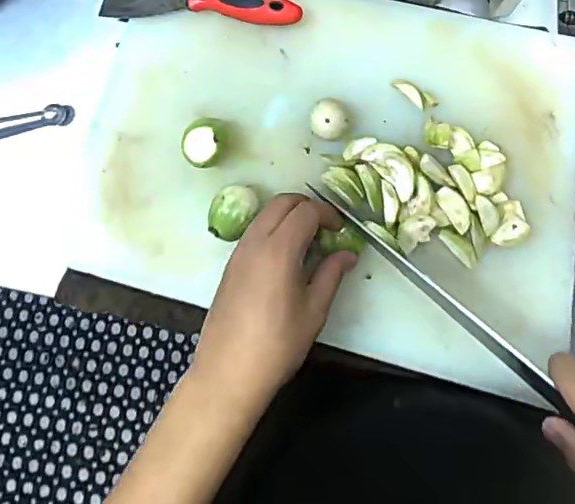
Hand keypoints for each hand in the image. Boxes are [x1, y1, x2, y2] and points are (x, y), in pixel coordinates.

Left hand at [191, 193, 356, 409]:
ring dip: (288, 216)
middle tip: (326, 228)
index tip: (340, 230)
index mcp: (279, 248)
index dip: (327, 214)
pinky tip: (285, 257)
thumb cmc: (277, 344)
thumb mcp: (313, 311)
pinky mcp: (230, 262)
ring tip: (308, 242)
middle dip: (307, 207)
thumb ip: (331, 274)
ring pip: (266, 214)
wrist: (227, 372)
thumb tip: (347, 253)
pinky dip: (273, 228)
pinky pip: (255, 230)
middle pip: (282, 202)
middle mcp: (255, 240)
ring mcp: (239, 250)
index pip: (305, 211)